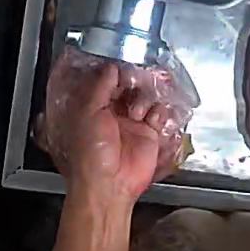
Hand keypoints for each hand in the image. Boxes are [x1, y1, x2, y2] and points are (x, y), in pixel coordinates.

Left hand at [44, 60, 173, 211]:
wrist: (111, 184)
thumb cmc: (92, 152)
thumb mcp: (89, 114)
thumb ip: (100, 88)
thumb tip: (111, 67)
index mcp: (96, 108)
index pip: (110, 82)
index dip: (118, 73)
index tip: (125, 65)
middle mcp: (115, 113)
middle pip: (131, 87)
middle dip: (136, 82)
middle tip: (139, 81)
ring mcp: (134, 122)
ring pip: (147, 97)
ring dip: (145, 99)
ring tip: (138, 113)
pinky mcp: (151, 133)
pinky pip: (160, 113)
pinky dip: (159, 112)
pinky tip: (151, 120)